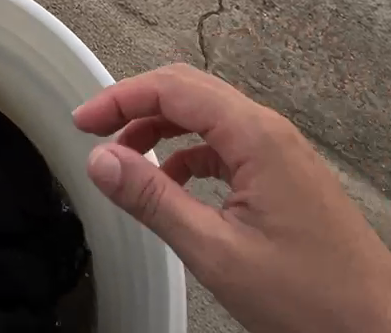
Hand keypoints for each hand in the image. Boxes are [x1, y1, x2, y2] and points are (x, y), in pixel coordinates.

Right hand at [73, 64, 390, 332]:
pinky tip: (173, 185)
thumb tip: (100, 160)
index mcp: (254, 134)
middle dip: (137, 105)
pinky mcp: (287, 176)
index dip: (119, 98)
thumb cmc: (310, 302)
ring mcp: (281, 151)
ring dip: (161, 128)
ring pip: (207, 115)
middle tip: (95, 133)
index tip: (80, 123)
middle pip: (189, 90)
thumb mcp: (218, 253)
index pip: (172, 88)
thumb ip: (154, 200)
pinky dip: (189, 153)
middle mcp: (268, 129)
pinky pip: (227, 144)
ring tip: (126, 162)